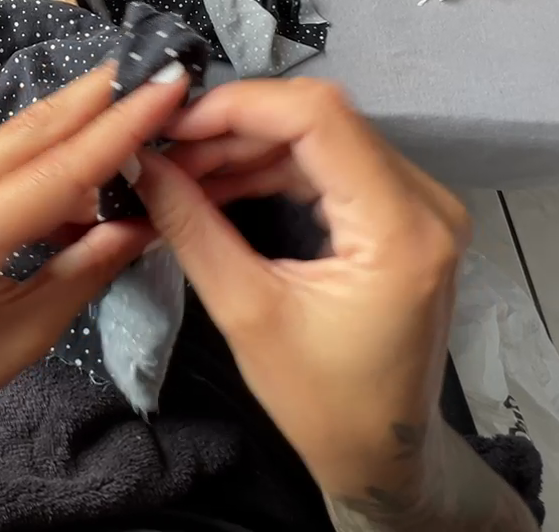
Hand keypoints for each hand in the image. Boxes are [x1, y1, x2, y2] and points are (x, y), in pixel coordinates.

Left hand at [0, 62, 190, 508]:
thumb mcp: (22, 338)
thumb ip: (84, 272)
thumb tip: (146, 222)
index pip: (56, 171)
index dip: (118, 127)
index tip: (164, 85)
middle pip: (29, 133)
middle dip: (94, 96)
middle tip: (150, 66)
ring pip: (9, 140)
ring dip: (69, 120)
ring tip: (125, 107)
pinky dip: (37, 155)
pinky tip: (73, 164)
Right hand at [130, 79, 470, 500]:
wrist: (383, 453)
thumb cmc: (322, 401)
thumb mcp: (244, 311)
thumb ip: (189, 225)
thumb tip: (137, 161)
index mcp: (399, 228)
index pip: (318, 117)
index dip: (238, 105)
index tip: (173, 125)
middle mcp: (421, 199)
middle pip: (314, 119)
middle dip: (228, 127)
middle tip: (164, 150)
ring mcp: (412, 201)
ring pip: (311, 134)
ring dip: (239, 146)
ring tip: (178, 171)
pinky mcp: (393, 209)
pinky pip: (319, 161)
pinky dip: (261, 166)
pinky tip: (213, 183)